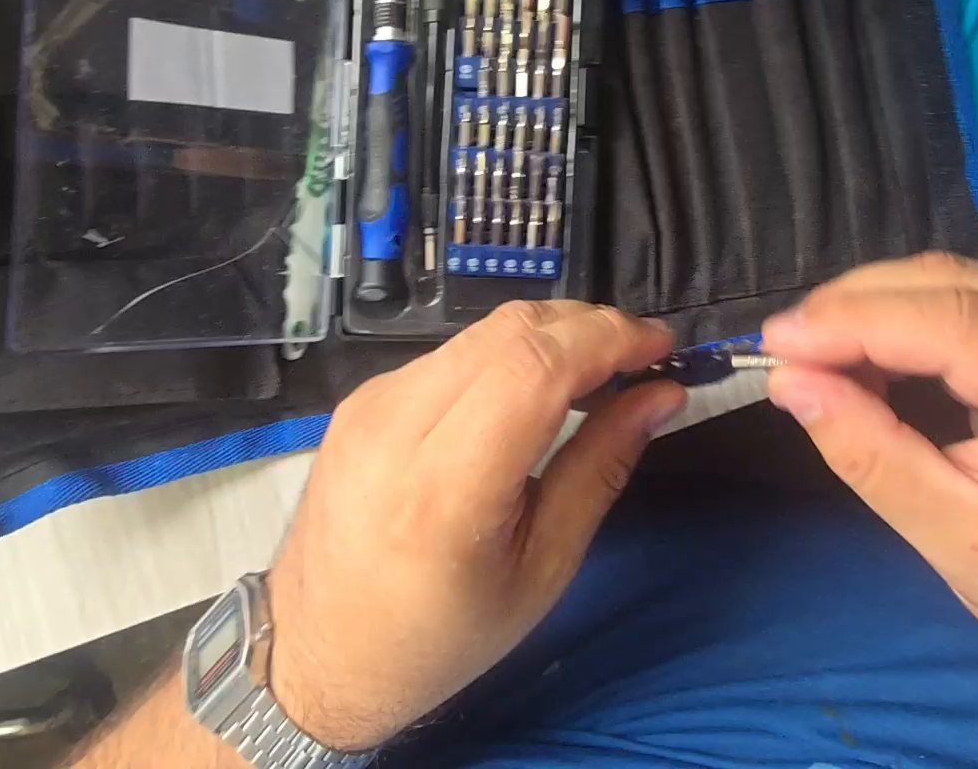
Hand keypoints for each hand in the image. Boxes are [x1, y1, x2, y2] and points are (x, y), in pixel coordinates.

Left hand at [267, 301, 685, 750]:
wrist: (316, 653)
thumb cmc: (441, 635)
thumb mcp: (543, 568)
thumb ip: (601, 466)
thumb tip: (660, 396)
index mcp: (445, 489)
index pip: (534, 368)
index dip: (609, 339)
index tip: (662, 345)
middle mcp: (397, 425)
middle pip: (511, 330)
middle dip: (591, 325)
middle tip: (640, 353)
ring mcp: (371, 402)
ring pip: (484, 330)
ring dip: (555, 332)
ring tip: (599, 367)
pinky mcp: (363, 395)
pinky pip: (455, 351)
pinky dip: (513, 351)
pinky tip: (538, 385)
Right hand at [760, 254, 977, 709]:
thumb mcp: (962, 546)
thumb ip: (873, 458)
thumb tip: (790, 382)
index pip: (966, 327)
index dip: (860, 321)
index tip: (778, 341)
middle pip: (965, 283)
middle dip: (858, 303)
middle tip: (787, 343)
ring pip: (970, 276)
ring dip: (880, 302)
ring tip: (819, 347)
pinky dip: (913, 312)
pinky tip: (875, 344)